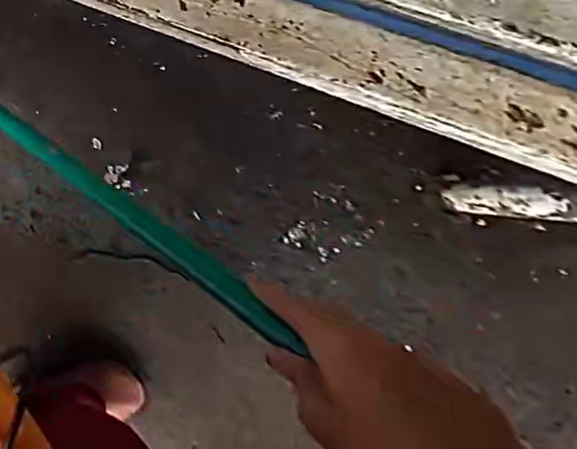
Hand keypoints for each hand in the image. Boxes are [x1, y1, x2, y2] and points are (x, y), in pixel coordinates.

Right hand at [253, 282, 521, 448]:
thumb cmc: (379, 448)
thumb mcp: (325, 422)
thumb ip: (300, 383)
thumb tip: (283, 356)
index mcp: (342, 346)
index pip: (292, 306)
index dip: (265, 294)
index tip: (247, 284)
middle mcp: (384, 345)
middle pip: (335, 321)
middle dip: (311, 324)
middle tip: (292, 338)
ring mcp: (432, 368)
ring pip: (377, 344)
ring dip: (355, 350)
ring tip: (348, 378)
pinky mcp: (469, 394)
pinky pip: (418, 370)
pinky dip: (396, 373)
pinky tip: (398, 400)